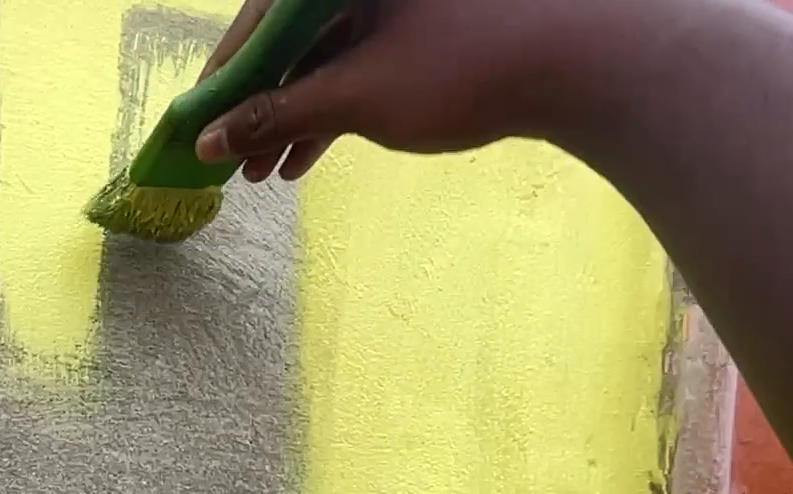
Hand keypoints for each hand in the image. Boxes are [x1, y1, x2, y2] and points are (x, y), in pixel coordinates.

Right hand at [194, 0, 647, 180]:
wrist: (596, 61)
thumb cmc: (462, 65)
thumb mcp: (353, 95)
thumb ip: (272, 115)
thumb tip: (206, 144)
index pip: (261, 17)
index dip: (222, 76)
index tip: (195, 124)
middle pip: (289, 42)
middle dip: (256, 109)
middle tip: (230, 162)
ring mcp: (400, 1)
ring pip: (321, 60)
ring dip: (288, 120)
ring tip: (264, 176)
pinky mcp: (424, 25)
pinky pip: (355, 65)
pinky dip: (328, 111)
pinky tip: (305, 160)